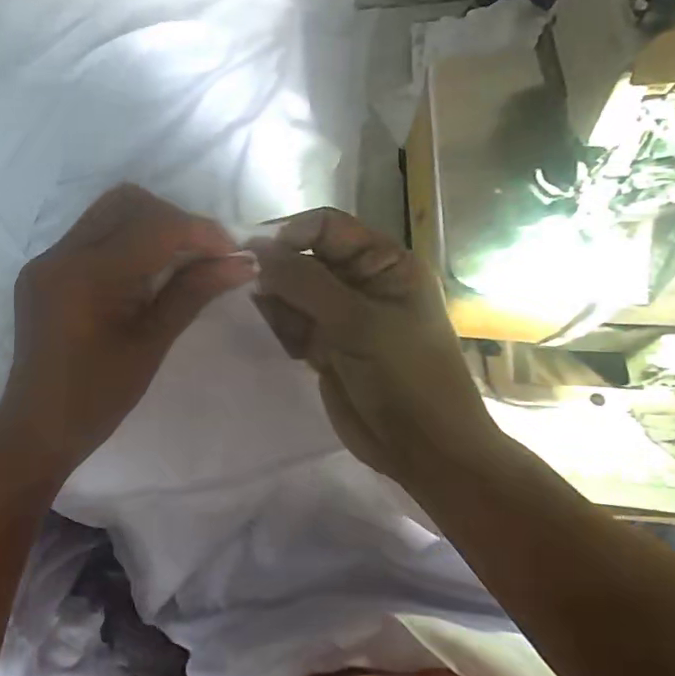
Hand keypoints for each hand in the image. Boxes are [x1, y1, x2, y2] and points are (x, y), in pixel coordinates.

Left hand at [0, 184, 256, 473]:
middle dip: (174, 219)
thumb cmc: (97, 398)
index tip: (233, 253)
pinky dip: (123, 241)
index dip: (201, 231)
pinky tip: (142, 274)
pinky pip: (88, 236)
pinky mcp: (41, 272)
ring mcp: (45, 261)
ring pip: (106, 213)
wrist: (36, 429)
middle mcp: (60, 255)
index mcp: (86, 275)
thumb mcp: (151, 344)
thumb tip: (243, 263)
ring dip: (149, 225)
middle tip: (204, 257)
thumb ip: (193, 293)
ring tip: (177, 263)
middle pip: (127, 202)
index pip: (154, 226)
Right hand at [250, 208, 499, 483]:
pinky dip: (281, 329)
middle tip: (251, 293)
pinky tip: (289, 348)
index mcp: (385, 263)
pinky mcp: (326, 346)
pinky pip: (291, 323)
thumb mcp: (356, 321)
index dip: (290, 233)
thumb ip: (304, 281)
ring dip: (277, 304)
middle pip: (305, 258)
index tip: (253, 255)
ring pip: (292, 292)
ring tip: (278, 328)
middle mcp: (362, 282)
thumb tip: (255, 249)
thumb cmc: (403, 375)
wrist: (423, 449)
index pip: (327, 227)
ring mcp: (342, 316)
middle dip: (278, 272)